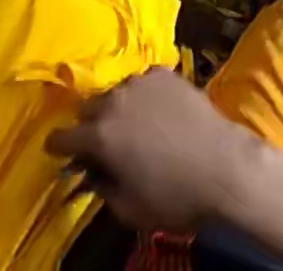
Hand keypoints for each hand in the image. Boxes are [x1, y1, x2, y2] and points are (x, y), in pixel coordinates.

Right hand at [45, 68, 265, 232]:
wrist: (224, 165)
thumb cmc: (176, 196)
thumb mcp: (130, 209)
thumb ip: (103, 187)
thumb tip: (93, 172)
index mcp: (99, 136)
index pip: (63, 137)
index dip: (58, 146)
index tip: (58, 150)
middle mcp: (113, 101)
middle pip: (88, 108)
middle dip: (90, 124)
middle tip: (104, 141)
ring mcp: (140, 82)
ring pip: (116, 92)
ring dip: (119, 106)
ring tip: (136, 123)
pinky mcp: (164, 73)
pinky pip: (144, 82)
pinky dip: (146, 95)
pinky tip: (160, 110)